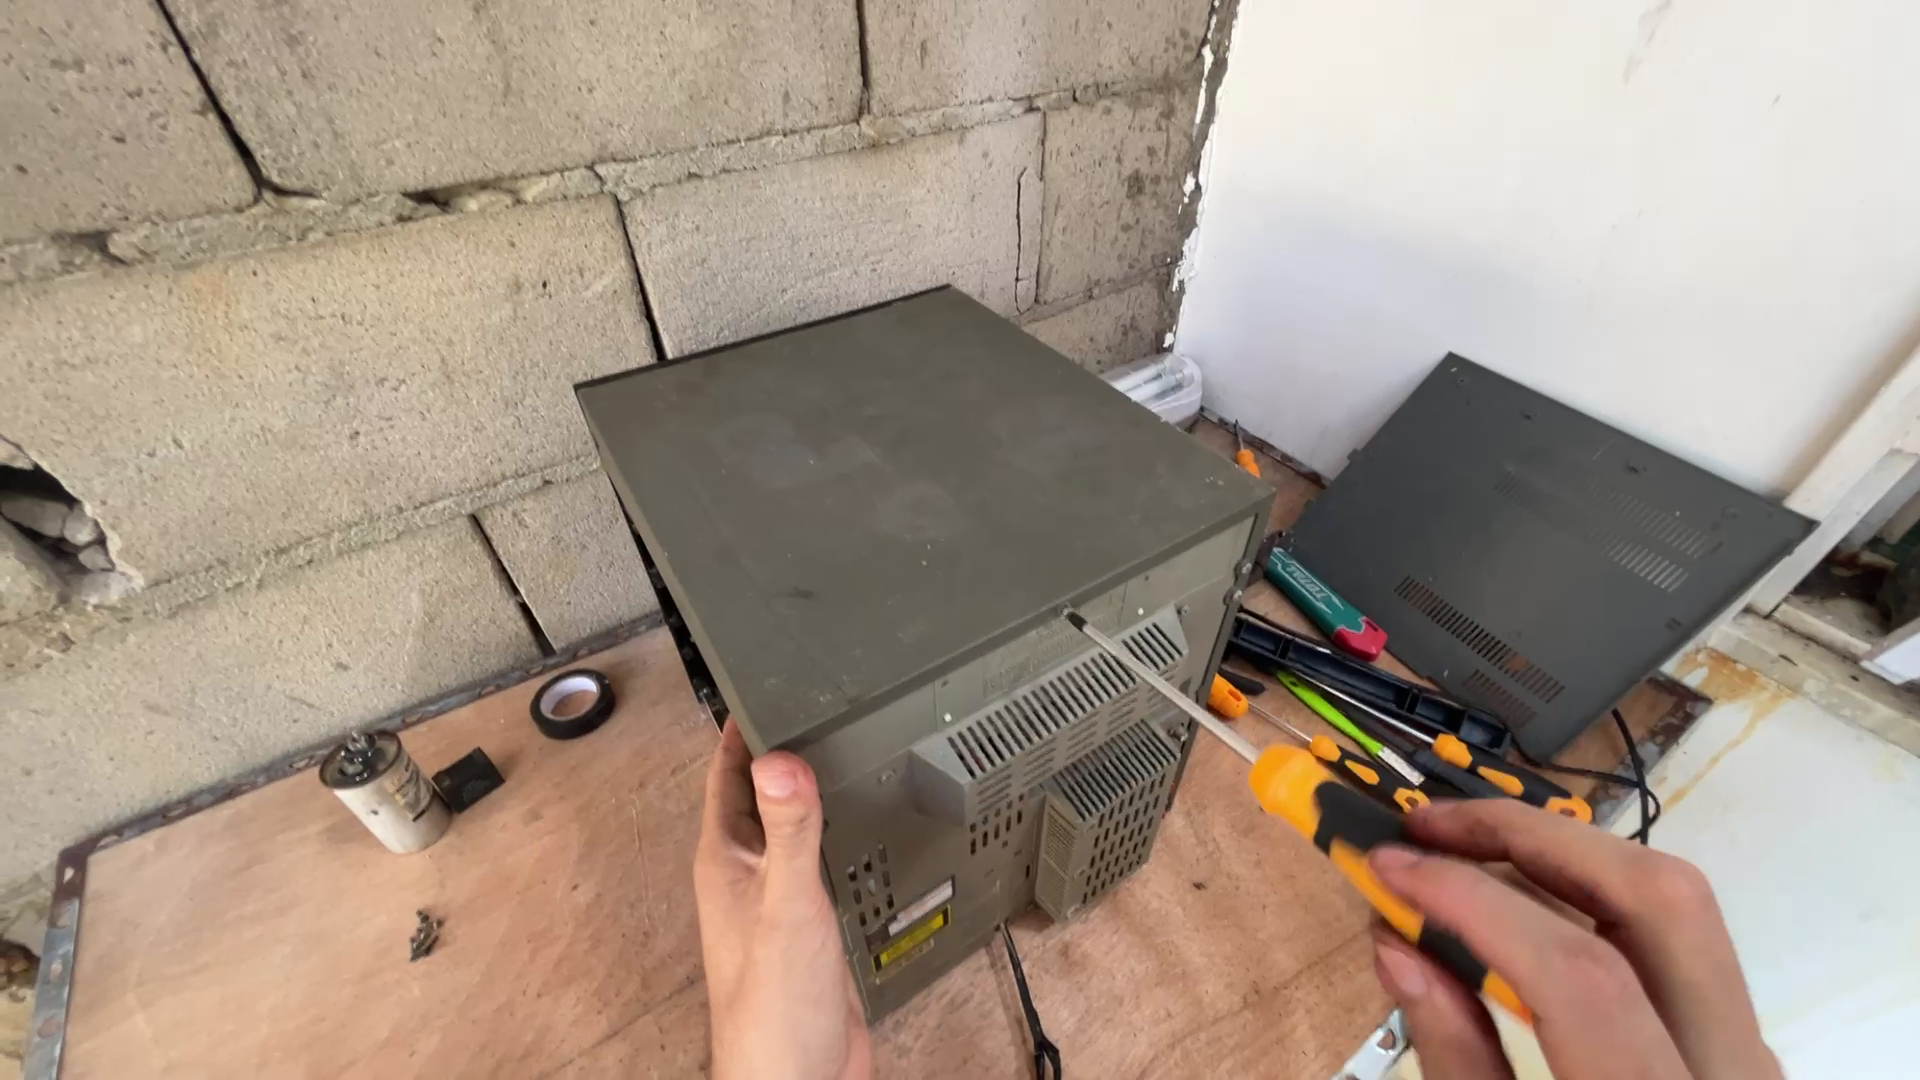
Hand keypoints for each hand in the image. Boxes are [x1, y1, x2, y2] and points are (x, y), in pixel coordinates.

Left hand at [695, 719, 870, 1079]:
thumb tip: (782, 759)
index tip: (761, 685)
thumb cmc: (774, 1004)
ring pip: (785, 820)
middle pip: (755, 791)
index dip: (740, 727)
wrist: (801, 1077)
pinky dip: (827, 825)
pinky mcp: (803, 915)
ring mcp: (772, 893)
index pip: (725, 773)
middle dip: (777, 748)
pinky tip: (852, 819)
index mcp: (725, 857)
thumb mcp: (786, 902)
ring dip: (802, 786)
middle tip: (810, 707)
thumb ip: (789, 830)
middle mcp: (744, 870)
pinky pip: (811, 851)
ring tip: (832, 749)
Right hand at [1366, 800, 1779, 1079]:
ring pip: (1668, 897)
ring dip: (1546, 846)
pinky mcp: (1731, 1039)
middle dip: (1524, 834)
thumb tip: (1393, 943)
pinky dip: (1568, 884)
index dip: (1468, 897)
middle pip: (1657, 898)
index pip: (1576, 972)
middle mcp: (1735, 1073)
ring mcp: (1748, 1053)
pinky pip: (1655, 929)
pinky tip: (1504, 894)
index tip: (1383, 863)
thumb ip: (1454, 1057)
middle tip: (1426, 825)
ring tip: (1455, 841)